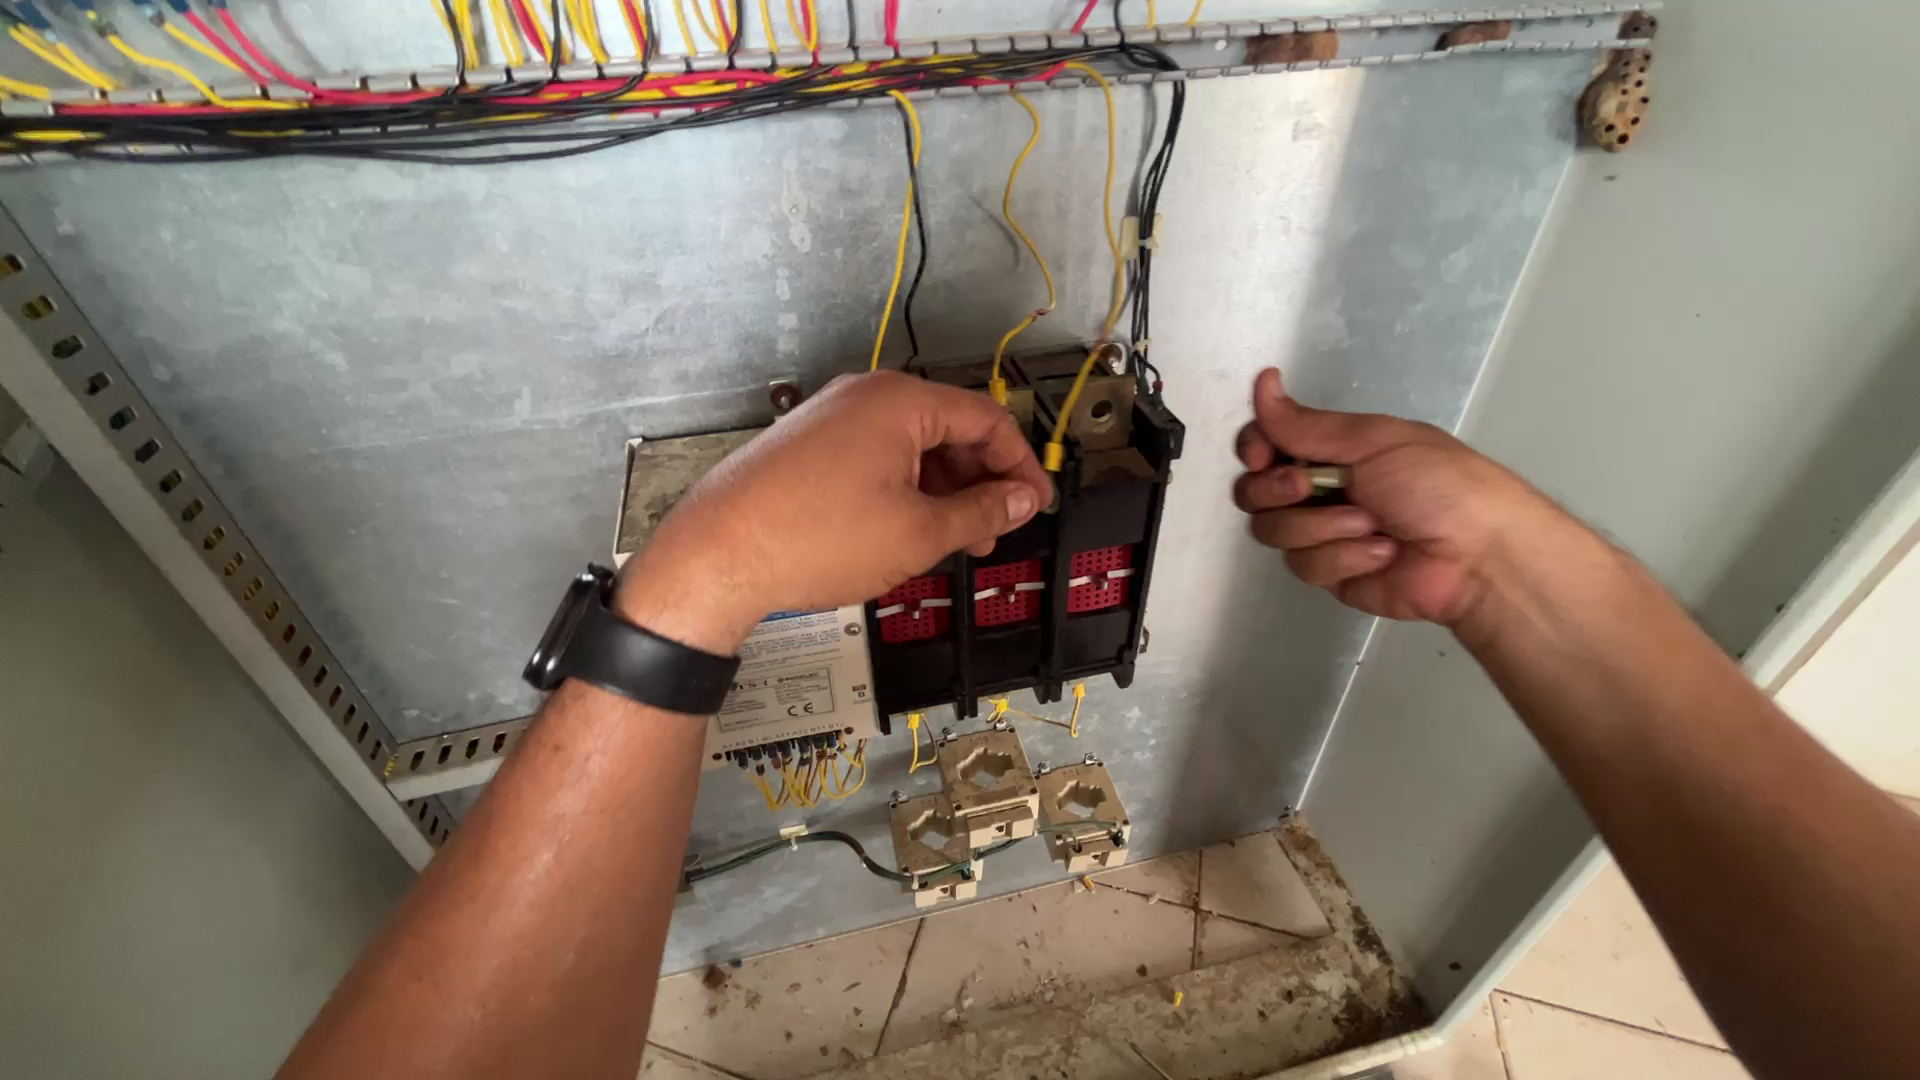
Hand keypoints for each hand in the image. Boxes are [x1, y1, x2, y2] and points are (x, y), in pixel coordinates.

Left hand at [615, 372, 1053, 651]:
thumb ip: (980, 511)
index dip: (1020, 464)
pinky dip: (905, 490)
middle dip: (981, 481)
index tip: (1033, 502)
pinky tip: (908, 529)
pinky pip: (877, 458)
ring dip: (943, 490)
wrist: (717, 556)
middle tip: (995, 528)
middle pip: (948, 429)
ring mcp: (832, 419)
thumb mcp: (918, 532)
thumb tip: (1018, 500)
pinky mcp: (810, 447)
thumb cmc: (815, 537)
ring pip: (912, 448)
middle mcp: (865, 397)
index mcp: (900, 402)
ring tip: (954, 540)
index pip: (987, 419)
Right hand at [1233, 368, 1575, 627]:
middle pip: (1252, 492)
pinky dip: (1344, 558)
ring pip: (1272, 531)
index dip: (1253, 450)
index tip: (1261, 456)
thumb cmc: (1438, 484)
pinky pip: (1303, 565)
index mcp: (1329, 451)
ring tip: (1372, 526)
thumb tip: (1263, 380)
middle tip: (1308, 489)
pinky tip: (1382, 554)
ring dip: (1321, 528)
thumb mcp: (1374, 441)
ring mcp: (1319, 534)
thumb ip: (1307, 424)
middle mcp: (1316, 491)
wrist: (1480, 556)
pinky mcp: (1327, 572)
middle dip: (1276, 491)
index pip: (1263, 445)